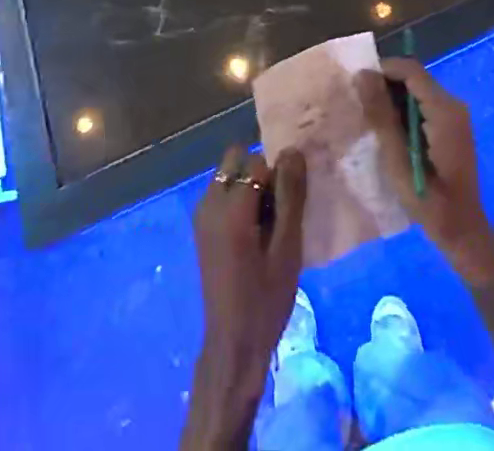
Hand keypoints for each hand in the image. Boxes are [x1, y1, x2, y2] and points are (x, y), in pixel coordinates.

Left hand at [192, 146, 307, 391]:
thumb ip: (290, 196)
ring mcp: (201, 215)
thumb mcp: (287, 247)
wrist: (233, 342)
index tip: (290, 204)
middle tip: (280, 207)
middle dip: (259, 173)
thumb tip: (292, 151)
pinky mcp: (201, 227)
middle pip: (235, 161)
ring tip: (271, 223)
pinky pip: (221, 194)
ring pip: (227, 176)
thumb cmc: (266, 298)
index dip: (277, 176)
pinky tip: (256, 232)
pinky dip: (239, 200)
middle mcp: (208, 203)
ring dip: (249, 186)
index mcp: (229, 208)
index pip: (256, 162)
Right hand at [360, 58, 493, 281]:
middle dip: (384, 85)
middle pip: (413, 78)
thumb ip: (381, 114)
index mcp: (444, 110)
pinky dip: (402, 111)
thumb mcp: (398, 158)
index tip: (355, 86)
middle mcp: (453, 105)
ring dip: (391, 99)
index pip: (410, 69)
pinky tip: (387, 131)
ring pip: (416, 91)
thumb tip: (362, 74)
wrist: (462, 232)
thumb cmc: (429, 200)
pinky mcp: (451, 127)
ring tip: (367, 117)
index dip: (381, 70)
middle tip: (357, 104)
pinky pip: (422, 106)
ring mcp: (454, 116)